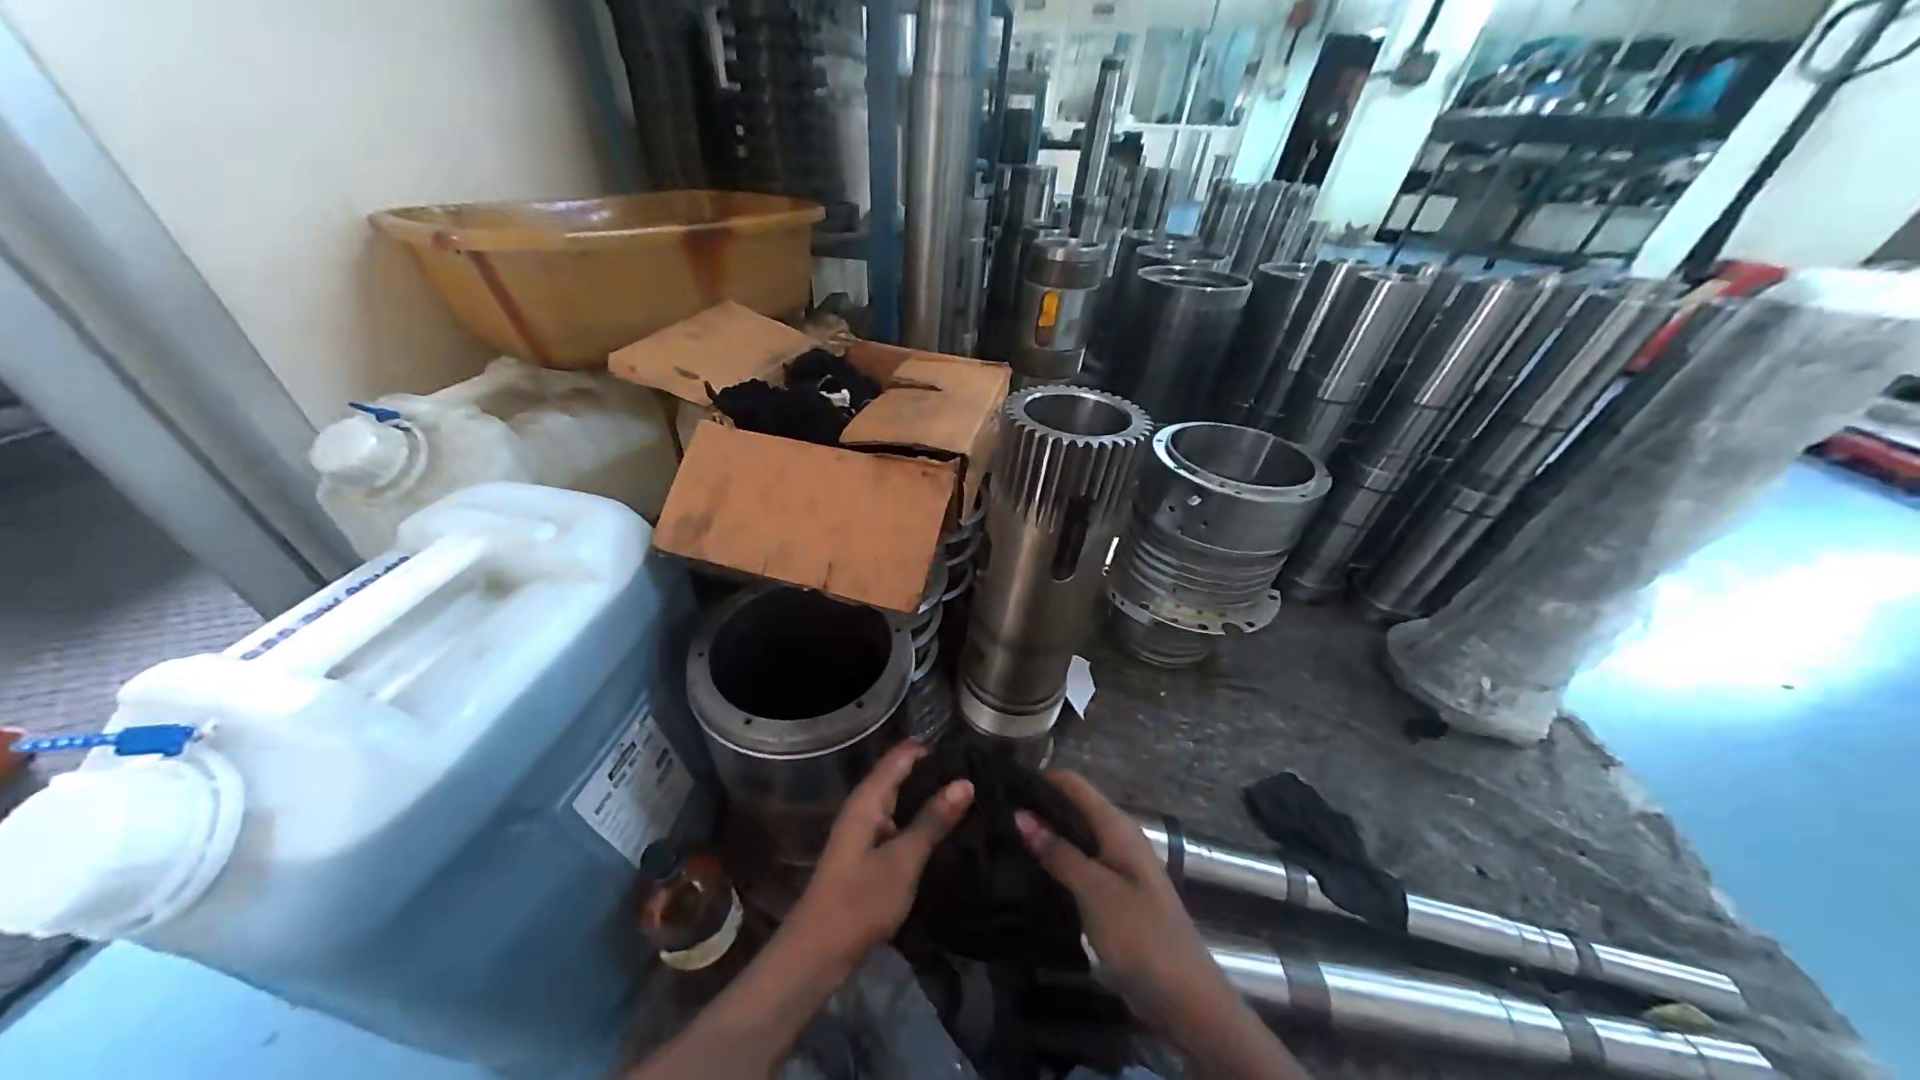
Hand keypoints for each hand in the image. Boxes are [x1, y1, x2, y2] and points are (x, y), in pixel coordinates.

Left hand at [784, 741, 972, 972]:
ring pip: (902, 799)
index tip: (970, 750)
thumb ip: (933, 820)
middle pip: (901, 774)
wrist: (819, 952)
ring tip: (972, 795)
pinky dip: (921, 820)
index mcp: (868, 799)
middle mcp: (864, 806)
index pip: (902, 755)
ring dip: (930, 796)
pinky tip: (946, 828)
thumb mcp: (903, 860)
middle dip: (936, 771)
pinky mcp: (869, 852)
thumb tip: (965, 781)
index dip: (933, 748)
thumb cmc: (860, 901)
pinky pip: (899, 822)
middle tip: (980, 773)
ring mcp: (865, 830)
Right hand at [1014, 772, 1233, 1033]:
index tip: (1000, 789)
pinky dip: (1055, 863)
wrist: (1186, 998)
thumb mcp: (1094, 891)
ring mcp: (1117, 866)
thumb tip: (1019, 814)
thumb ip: (1058, 852)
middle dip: (1036, 809)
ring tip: (1001, 841)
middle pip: (1071, 808)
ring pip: (1073, 837)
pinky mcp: (1114, 894)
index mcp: (1117, 826)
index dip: (1038, 780)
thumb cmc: (1141, 935)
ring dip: (1044, 838)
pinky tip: (1028, 873)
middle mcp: (1118, 837)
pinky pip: (1079, 865)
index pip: (1072, 783)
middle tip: (993, 818)